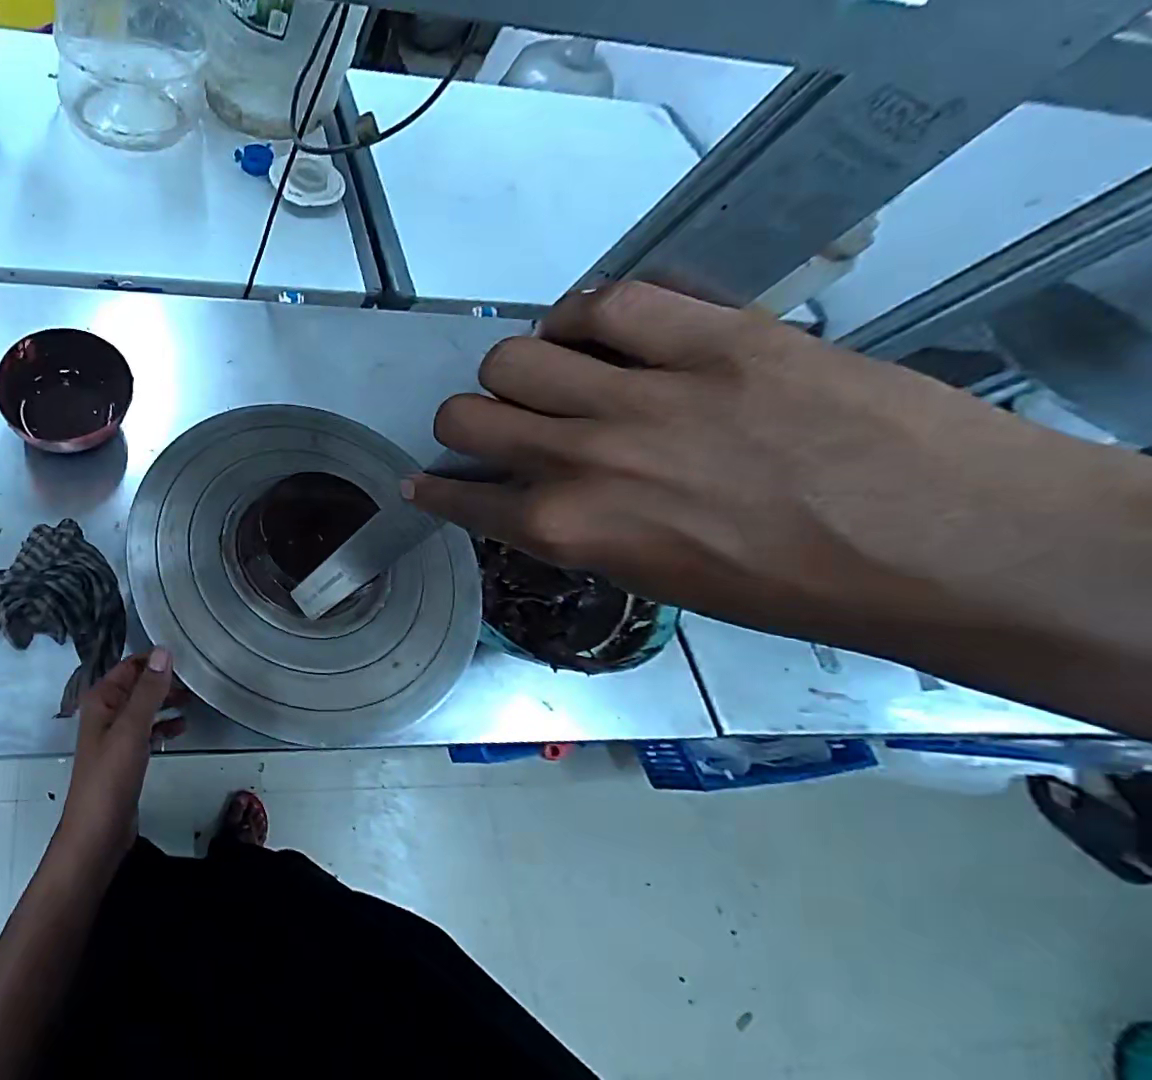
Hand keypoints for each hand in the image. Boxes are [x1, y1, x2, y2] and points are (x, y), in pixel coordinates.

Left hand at [57, 649, 184, 859]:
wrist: (98, 832)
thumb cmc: (111, 777)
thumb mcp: (131, 728)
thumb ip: (148, 690)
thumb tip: (164, 651)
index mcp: (101, 700)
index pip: (129, 666)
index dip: (154, 659)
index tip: (186, 655)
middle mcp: (106, 713)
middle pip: (137, 686)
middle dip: (164, 680)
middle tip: (196, 679)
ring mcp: (115, 736)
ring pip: (144, 708)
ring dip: (166, 702)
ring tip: (194, 700)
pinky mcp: (126, 757)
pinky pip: (147, 731)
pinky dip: (164, 726)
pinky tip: (183, 728)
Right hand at [407, 282, 1151, 725]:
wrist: (955, 546)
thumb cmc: (792, 587)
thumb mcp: (654, 577)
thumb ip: (574, 530)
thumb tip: (527, 497)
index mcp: (572, 530)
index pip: (462, 495)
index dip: (435, 487)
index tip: (427, 481)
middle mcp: (585, 460)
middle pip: (464, 413)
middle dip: (467, 423)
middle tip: (503, 426)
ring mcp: (646, 393)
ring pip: (514, 355)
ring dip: (520, 371)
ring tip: (558, 377)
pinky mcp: (713, 337)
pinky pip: (607, 300)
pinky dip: (586, 315)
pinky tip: (603, 333)